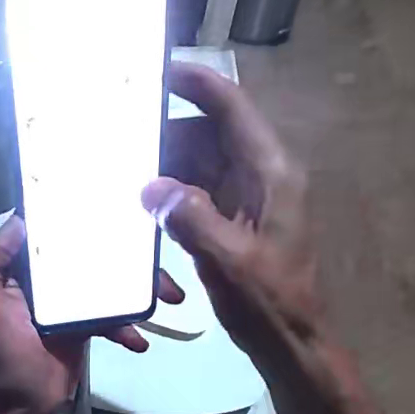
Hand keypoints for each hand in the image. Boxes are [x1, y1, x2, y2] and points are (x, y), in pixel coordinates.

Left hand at [0, 215, 183, 413]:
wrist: (18, 408)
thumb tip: (18, 221)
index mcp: (17, 266)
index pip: (47, 229)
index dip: (74, 214)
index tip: (111, 200)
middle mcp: (43, 277)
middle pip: (87, 252)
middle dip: (124, 250)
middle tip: (156, 254)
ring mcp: (67, 301)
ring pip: (108, 282)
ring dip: (140, 288)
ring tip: (171, 296)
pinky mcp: (86, 325)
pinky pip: (113, 316)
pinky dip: (129, 327)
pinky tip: (139, 341)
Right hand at [145, 62, 323, 370]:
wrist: (291, 343)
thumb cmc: (269, 301)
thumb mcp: (229, 259)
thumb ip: (191, 218)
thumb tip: (151, 187)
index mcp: (271, 174)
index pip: (233, 112)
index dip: (200, 86)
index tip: (161, 69)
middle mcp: (261, 177)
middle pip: (211, 136)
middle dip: (169, 134)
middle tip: (123, 134)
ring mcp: (247, 200)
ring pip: (201, 165)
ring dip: (167, 167)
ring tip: (125, 167)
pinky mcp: (233, 223)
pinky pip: (198, 195)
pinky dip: (172, 195)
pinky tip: (144, 204)